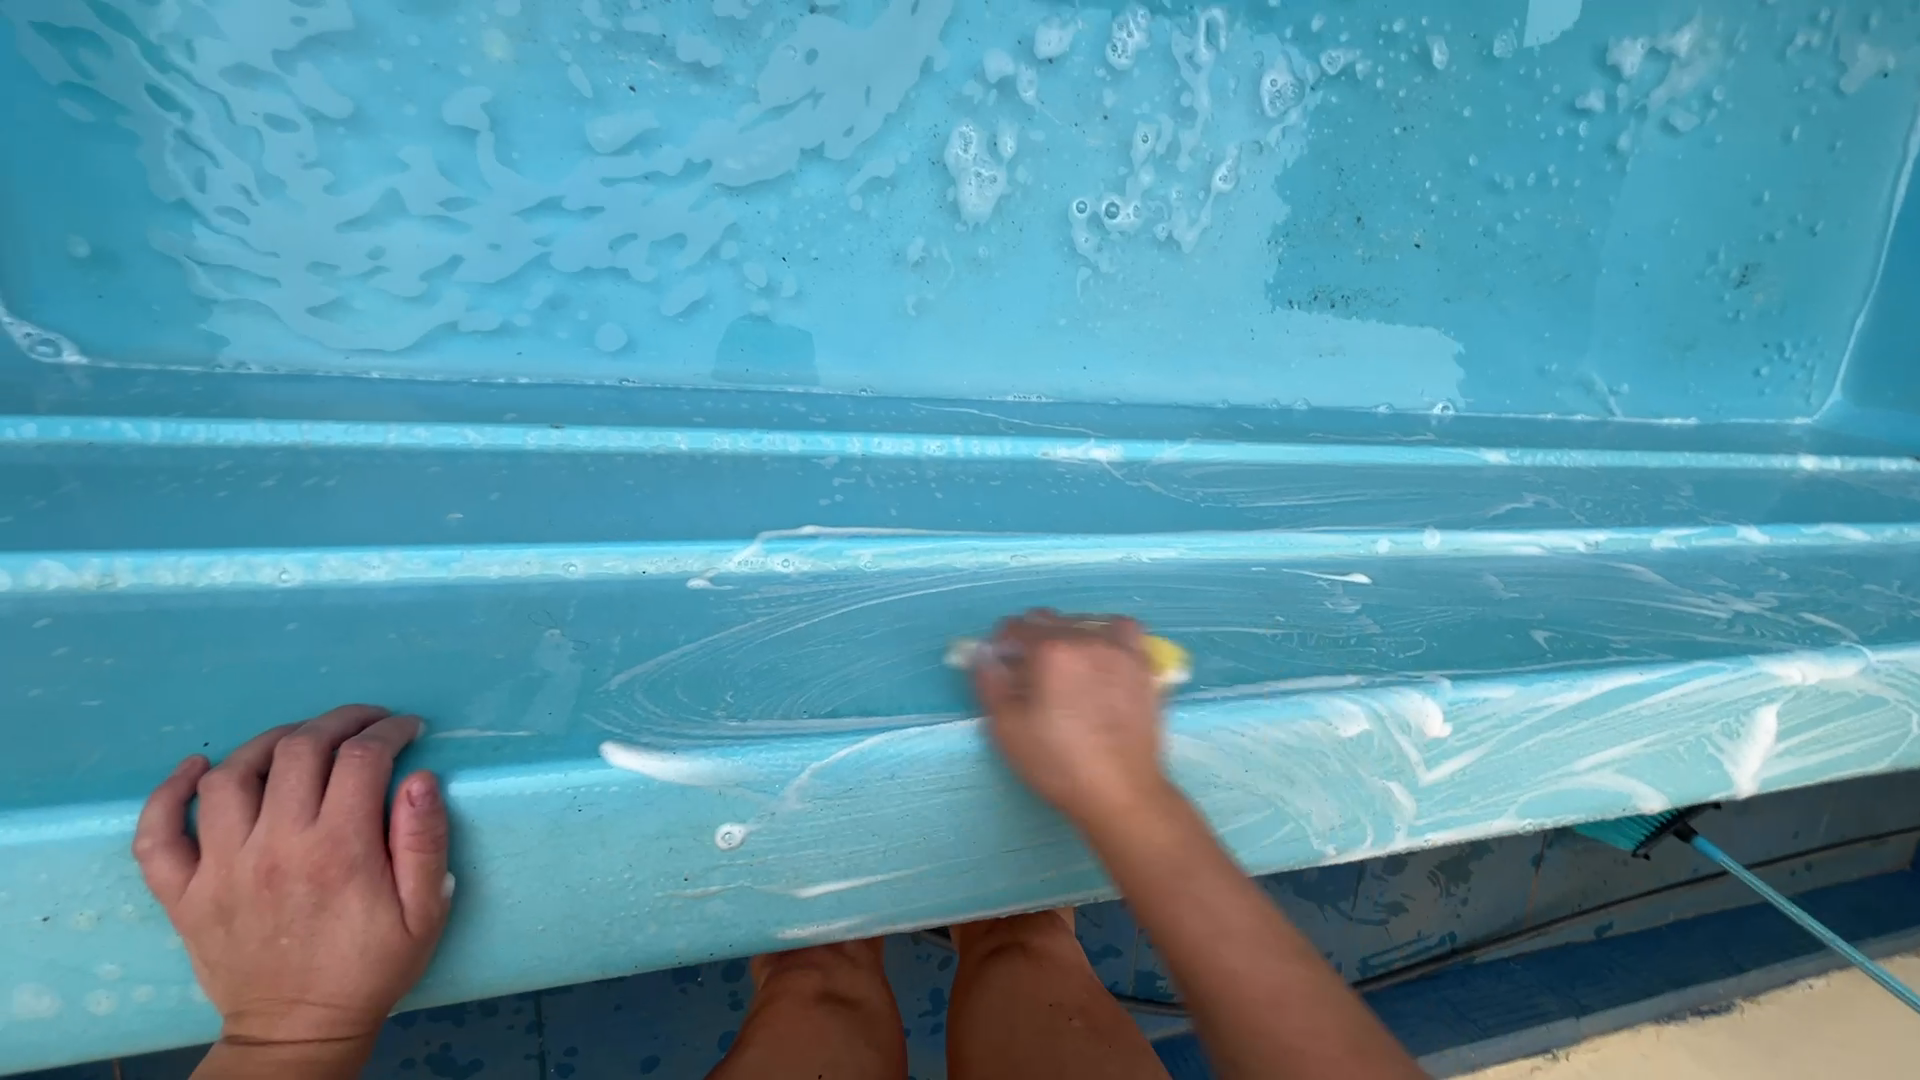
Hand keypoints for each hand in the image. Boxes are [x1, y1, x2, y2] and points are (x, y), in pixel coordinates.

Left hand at [134, 705, 451, 1061]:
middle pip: (300, 749)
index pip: (362, 757)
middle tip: (371, 722)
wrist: (298, 1028)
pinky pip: (156, 832)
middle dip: (343, 720)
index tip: (411, 729)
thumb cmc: (375, 963)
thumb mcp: (427, 907)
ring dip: (273, 740)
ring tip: (306, 738)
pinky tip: (196, 767)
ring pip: (232, 774)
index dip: (391, 730)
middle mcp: (275, 845)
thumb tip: (421, 779)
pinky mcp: (183, 891)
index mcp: (339, 848)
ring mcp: (220, 867)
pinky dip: (168, 792)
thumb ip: (425, 840)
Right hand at [971, 610, 1172, 828]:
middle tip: (1029, 677)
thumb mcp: (1006, 727)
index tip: (1001, 670)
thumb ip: (989, 681)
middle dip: (1030, 640)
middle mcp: (1085, 637)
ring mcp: (1118, 648)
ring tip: (1065, 669)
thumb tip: (984, 654)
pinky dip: (1106, 634)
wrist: (1121, 791)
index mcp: (1050, 650)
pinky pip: (1121, 629)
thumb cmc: (1057, 763)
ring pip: (1082, 621)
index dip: (1001, 646)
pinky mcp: (1141, 663)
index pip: (1014, 627)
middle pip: (1047, 620)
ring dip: (1066, 635)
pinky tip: (1100, 657)